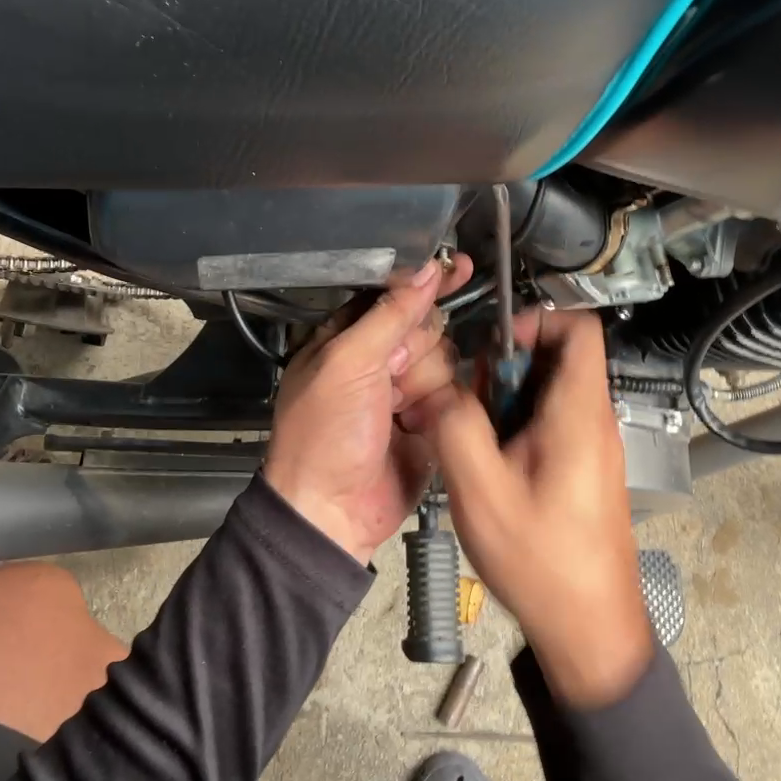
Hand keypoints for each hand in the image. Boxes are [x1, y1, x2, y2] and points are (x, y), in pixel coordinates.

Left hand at [263, 256, 473, 563]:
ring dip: (426, 387)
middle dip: (417, 350)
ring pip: (444, 363)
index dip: (423, 284)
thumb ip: (389, 316)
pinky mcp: (427, 423)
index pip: (392, 297)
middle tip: (393, 378)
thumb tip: (423, 272)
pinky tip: (419, 426)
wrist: (332, 511)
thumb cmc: (322, 435)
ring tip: (398, 414)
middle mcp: (376, 360)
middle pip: (426, 328)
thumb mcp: (348, 364)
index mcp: (345, 338)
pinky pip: (454, 398)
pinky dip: (442, 410)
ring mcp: (403, 393)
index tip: (458, 268)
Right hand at [400, 310, 651, 707]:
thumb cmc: (542, 562)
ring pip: (551, 391)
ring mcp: (594, 447)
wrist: (589, 627)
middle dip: (507, 367)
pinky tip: (492, 463)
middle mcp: (595, 422)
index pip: (579, 329)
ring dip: (508, 398)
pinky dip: (519, 425)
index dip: (535, 320)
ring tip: (476, 434)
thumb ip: (456, 428)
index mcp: (578, 415)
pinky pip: (553, 423)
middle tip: (471, 400)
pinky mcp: (586, 470)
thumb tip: (441, 389)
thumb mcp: (482, 493)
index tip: (493, 346)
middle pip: (558, 358)